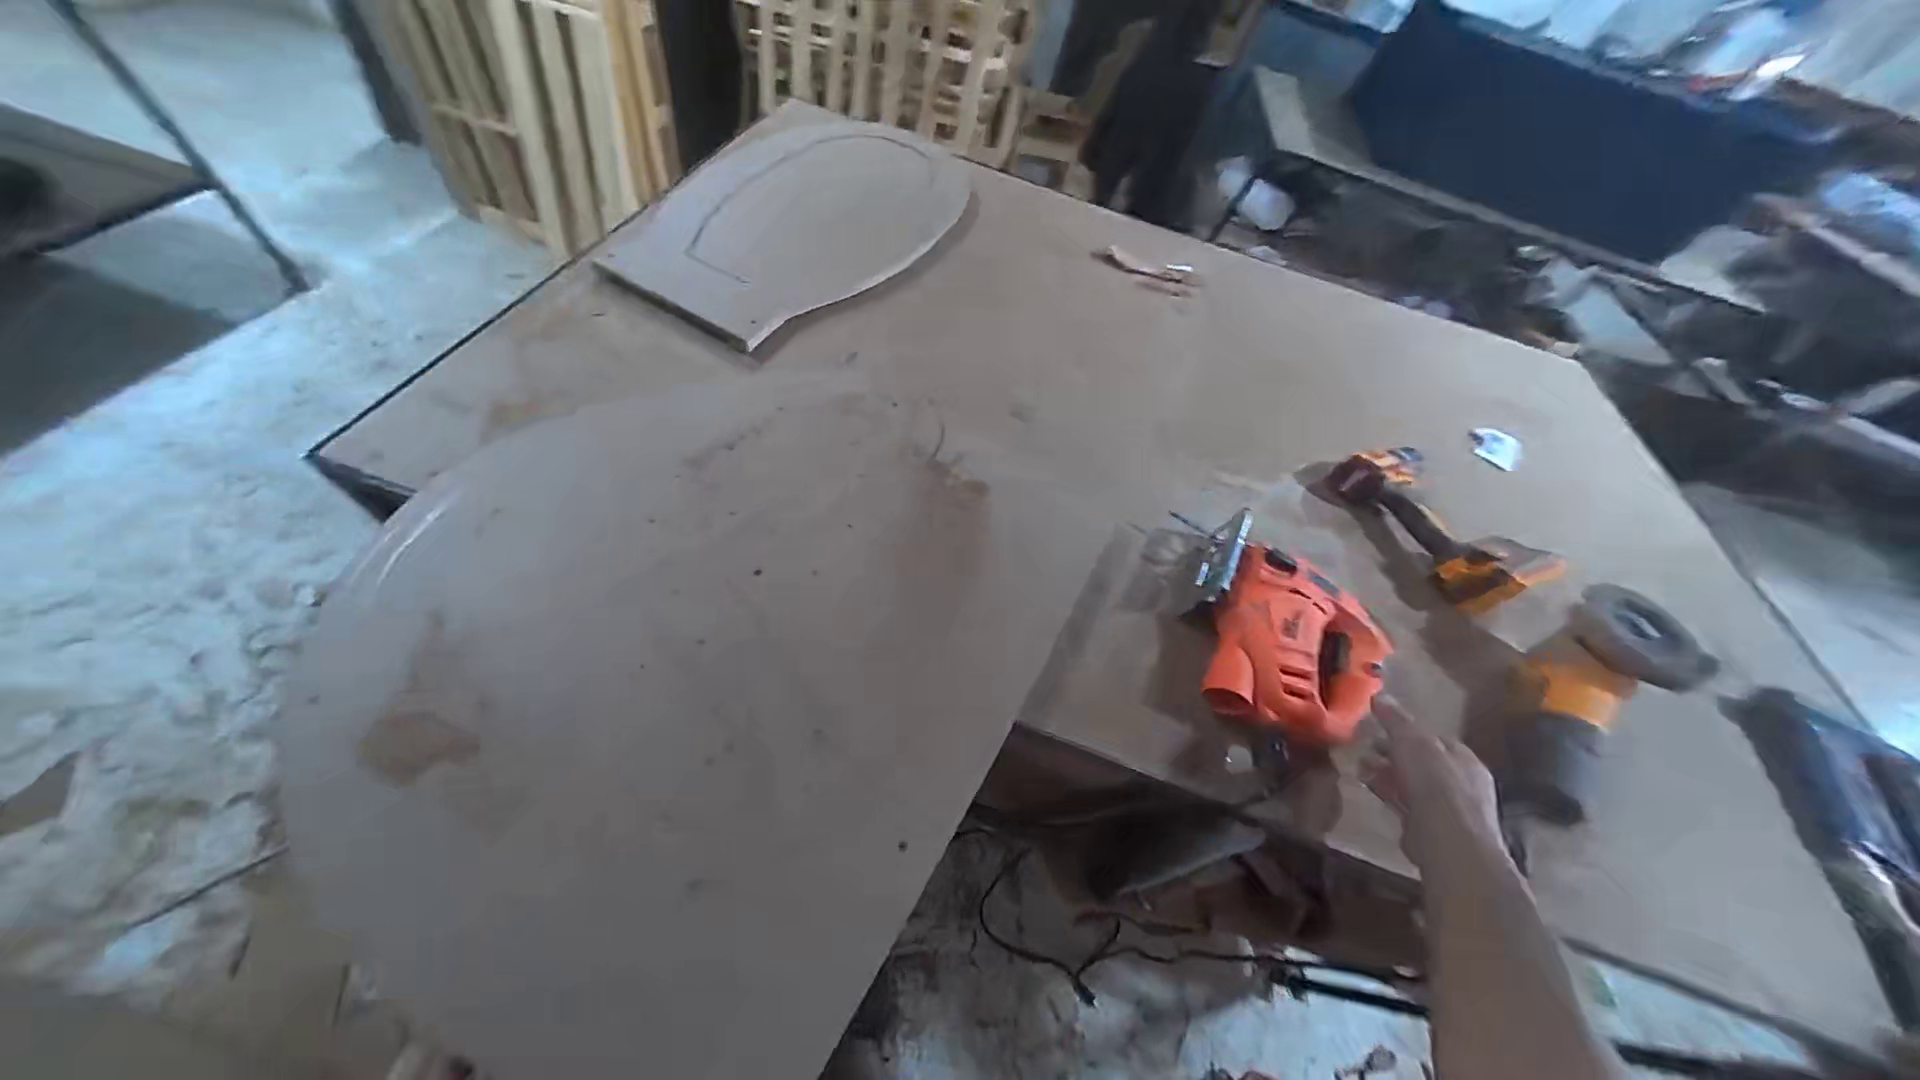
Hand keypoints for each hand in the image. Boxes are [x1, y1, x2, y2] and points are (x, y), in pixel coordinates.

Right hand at [1363, 696, 1505, 865]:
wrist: (1449, 842)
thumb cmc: (1436, 785)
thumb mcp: (1413, 743)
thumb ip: (1396, 720)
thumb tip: (1379, 695)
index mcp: (1463, 758)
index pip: (1432, 737)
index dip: (1405, 730)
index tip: (1377, 726)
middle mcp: (1460, 782)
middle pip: (1420, 760)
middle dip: (1391, 753)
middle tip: (1363, 746)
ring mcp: (1447, 808)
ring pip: (1410, 782)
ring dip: (1385, 773)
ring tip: (1359, 766)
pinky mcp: (1429, 827)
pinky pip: (1403, 802)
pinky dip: (1386, 792)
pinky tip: (1369, 788)